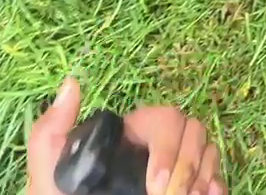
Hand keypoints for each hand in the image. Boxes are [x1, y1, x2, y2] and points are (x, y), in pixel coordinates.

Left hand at [27, 78, 225, 194]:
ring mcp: (174, 171)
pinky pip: (216, 177)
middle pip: (192, 129)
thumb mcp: (48, 183)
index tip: (156, 185)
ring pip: (208, 149)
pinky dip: (217, 185)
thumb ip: (50, 137)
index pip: (163, 119)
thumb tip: (71, 82)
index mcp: (128, 137)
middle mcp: (155, 148)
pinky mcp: (188, 190)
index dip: (168, 146)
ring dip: (204, 174)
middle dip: (189, 163)